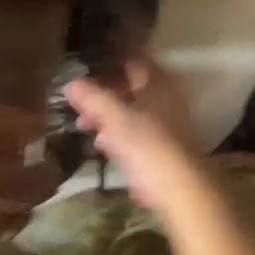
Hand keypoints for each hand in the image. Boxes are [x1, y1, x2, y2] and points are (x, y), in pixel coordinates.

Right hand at [64, 58, 207, 211]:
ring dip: (112, 119)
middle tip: (81, 106)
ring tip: (87, 127)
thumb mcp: (117, 119)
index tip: (87, 69)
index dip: (113, 64)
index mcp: (159, 87)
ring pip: (137, 115)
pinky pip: (141, 138)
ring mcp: (170, 128)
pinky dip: (122, 139)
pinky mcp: (167, 152)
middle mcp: (168, 103)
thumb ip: (95, 99)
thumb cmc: (149, 147)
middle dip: (107, 96)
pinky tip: (106, 149)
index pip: (137, 63)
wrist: (183, 191)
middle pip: (135, 90)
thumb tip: (71, 83)